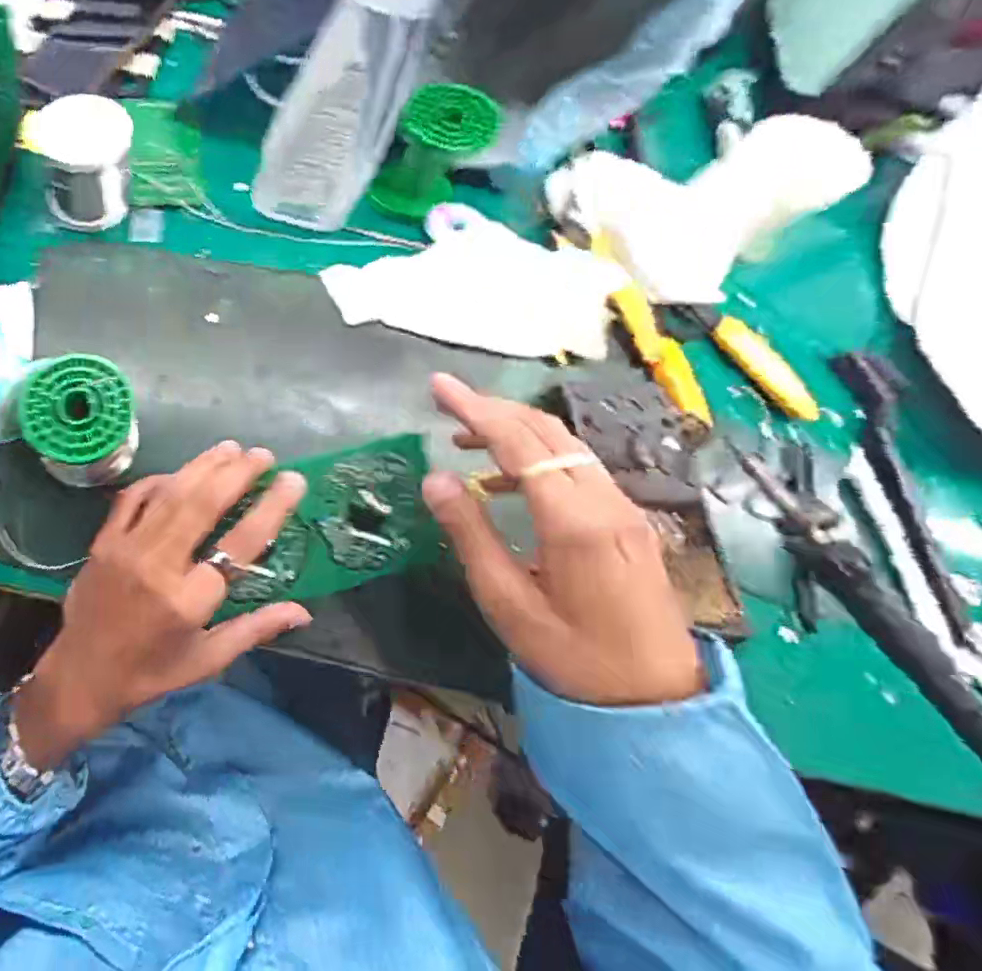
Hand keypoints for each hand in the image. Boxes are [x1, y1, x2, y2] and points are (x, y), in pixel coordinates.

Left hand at [13, 442, 313, 767]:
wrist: (82, 673)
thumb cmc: (150, 673)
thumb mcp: (207, 660)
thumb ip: (254, 630)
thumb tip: (303, 611)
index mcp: (189, 600)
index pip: (239, 544)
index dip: (269, 507)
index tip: (291, 480)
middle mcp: (157, 565)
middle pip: (202, 505)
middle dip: (235, 473)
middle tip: (262, 454)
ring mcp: (125, 548)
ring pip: (168, 494)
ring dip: (200, 467)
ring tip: (229, 448)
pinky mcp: (102, 542)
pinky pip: (131, 499)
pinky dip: (156, 481)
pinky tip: (177, 473)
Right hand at [422, 373, 703, 706]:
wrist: (651, 698)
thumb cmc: (568, 653)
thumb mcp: (503, 597)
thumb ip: (469, 532)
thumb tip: (436, 478)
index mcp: (575, 523)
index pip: (520, 445)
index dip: (475, 410)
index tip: (438, 387)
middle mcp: (607, 504)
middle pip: (548, 434)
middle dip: (493, 408)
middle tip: (444, 400)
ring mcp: (625, 511)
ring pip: (566, 446)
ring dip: (514, 430)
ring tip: (462, 436)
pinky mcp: (627, 523)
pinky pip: (577, 470)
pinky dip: (535, 457)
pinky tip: (502, 478)